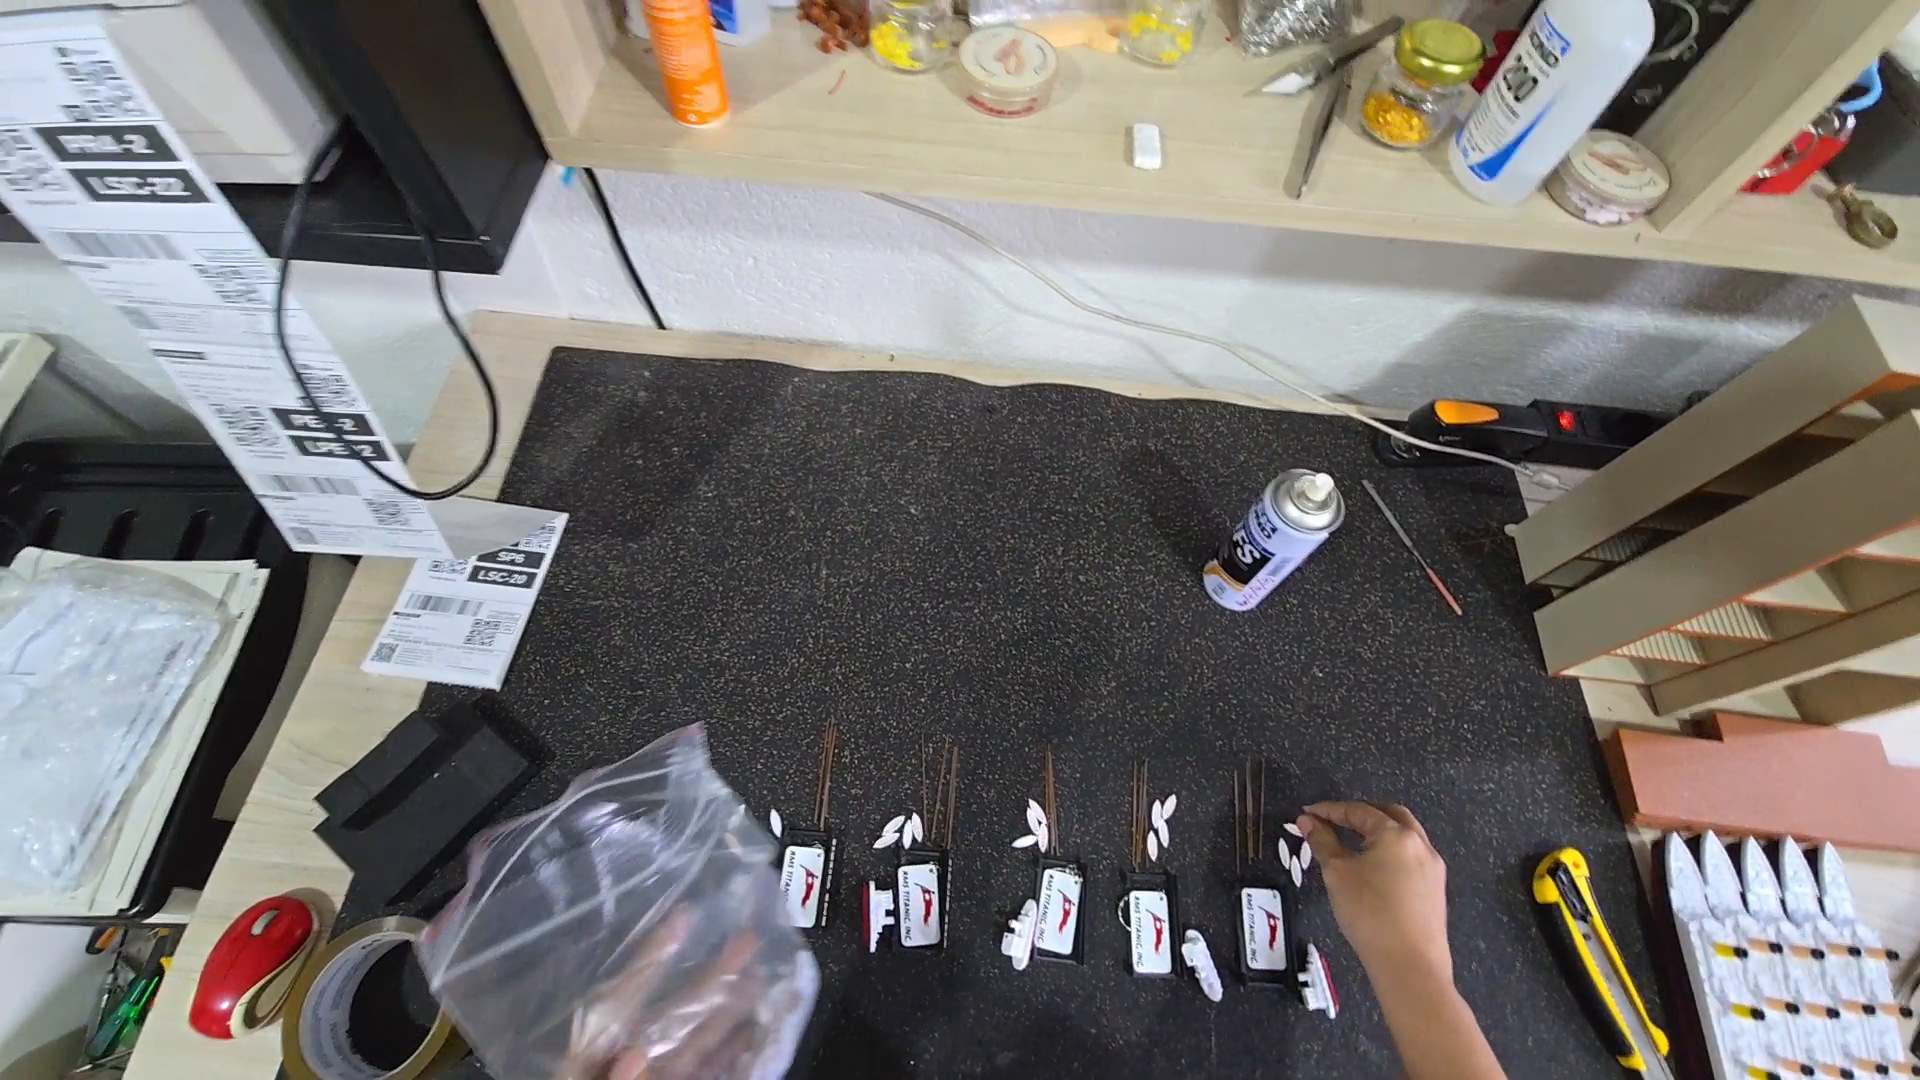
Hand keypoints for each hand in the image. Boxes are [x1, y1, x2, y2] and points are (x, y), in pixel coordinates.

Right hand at [1297, 801, 1450, 982]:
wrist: (1410, 966)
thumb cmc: (1369, 912)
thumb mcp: (1337, 873)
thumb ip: (1322, 841)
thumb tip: (1307, 820)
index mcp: (1396, 835)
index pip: (1358, 810)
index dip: (1330, 809)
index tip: (1307, 813)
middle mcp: (1420, 845)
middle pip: (1390, 814)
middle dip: (1360, 813)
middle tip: (1334, 819)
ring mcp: (1433, 869)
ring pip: (1404, 835)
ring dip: (1378, 831)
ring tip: (1351, 840)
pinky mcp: (1435, 890)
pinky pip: (1411, 856)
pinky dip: (1390, 850)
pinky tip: (1373, 866)